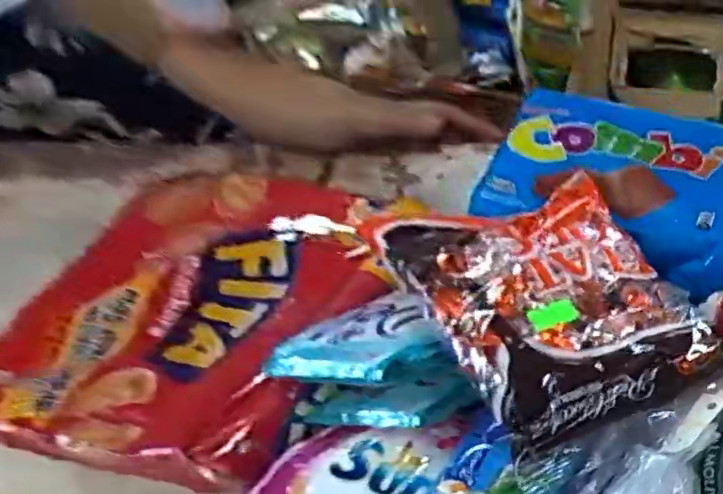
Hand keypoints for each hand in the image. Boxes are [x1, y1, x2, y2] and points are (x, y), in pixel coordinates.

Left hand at [159, 37, 502, 151]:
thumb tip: (446, 125)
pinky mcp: (341, 138)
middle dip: (471, 149)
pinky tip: (423, 185)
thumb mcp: (346, 116)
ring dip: (447, 161)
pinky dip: (415, 166)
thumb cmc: (277, 101)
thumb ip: (397, 122)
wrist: (212, 80)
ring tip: (474, 185)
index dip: (477, 131)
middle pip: (437, 132)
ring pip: (417, 143)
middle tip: (503, 175)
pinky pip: (392, 153)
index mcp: (384, 110)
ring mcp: (360, 126)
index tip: (510, 150)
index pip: (445, 118)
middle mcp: (378, 116)